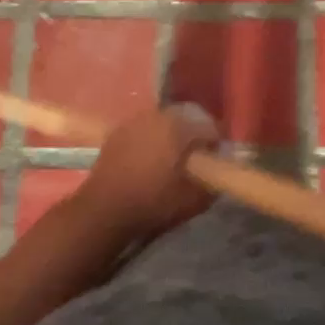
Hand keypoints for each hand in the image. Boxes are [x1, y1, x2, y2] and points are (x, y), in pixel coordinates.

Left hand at [74, 106, 219, 241]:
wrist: (105, 209)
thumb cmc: (153, 203)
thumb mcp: (193, 200)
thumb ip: (213, 180)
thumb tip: (220, 170)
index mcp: (179, 126)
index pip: (209, 125)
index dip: (216, 141)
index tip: (217, 158)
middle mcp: (158, 114)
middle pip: (187, 117)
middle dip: (195, 133)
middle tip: (197, 155)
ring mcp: (135, 119)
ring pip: (164, 120)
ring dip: (173, 133)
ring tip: (173, 157)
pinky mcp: (118, 130)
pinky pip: (145, 128)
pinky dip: (152, 138)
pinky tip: (150, 158)